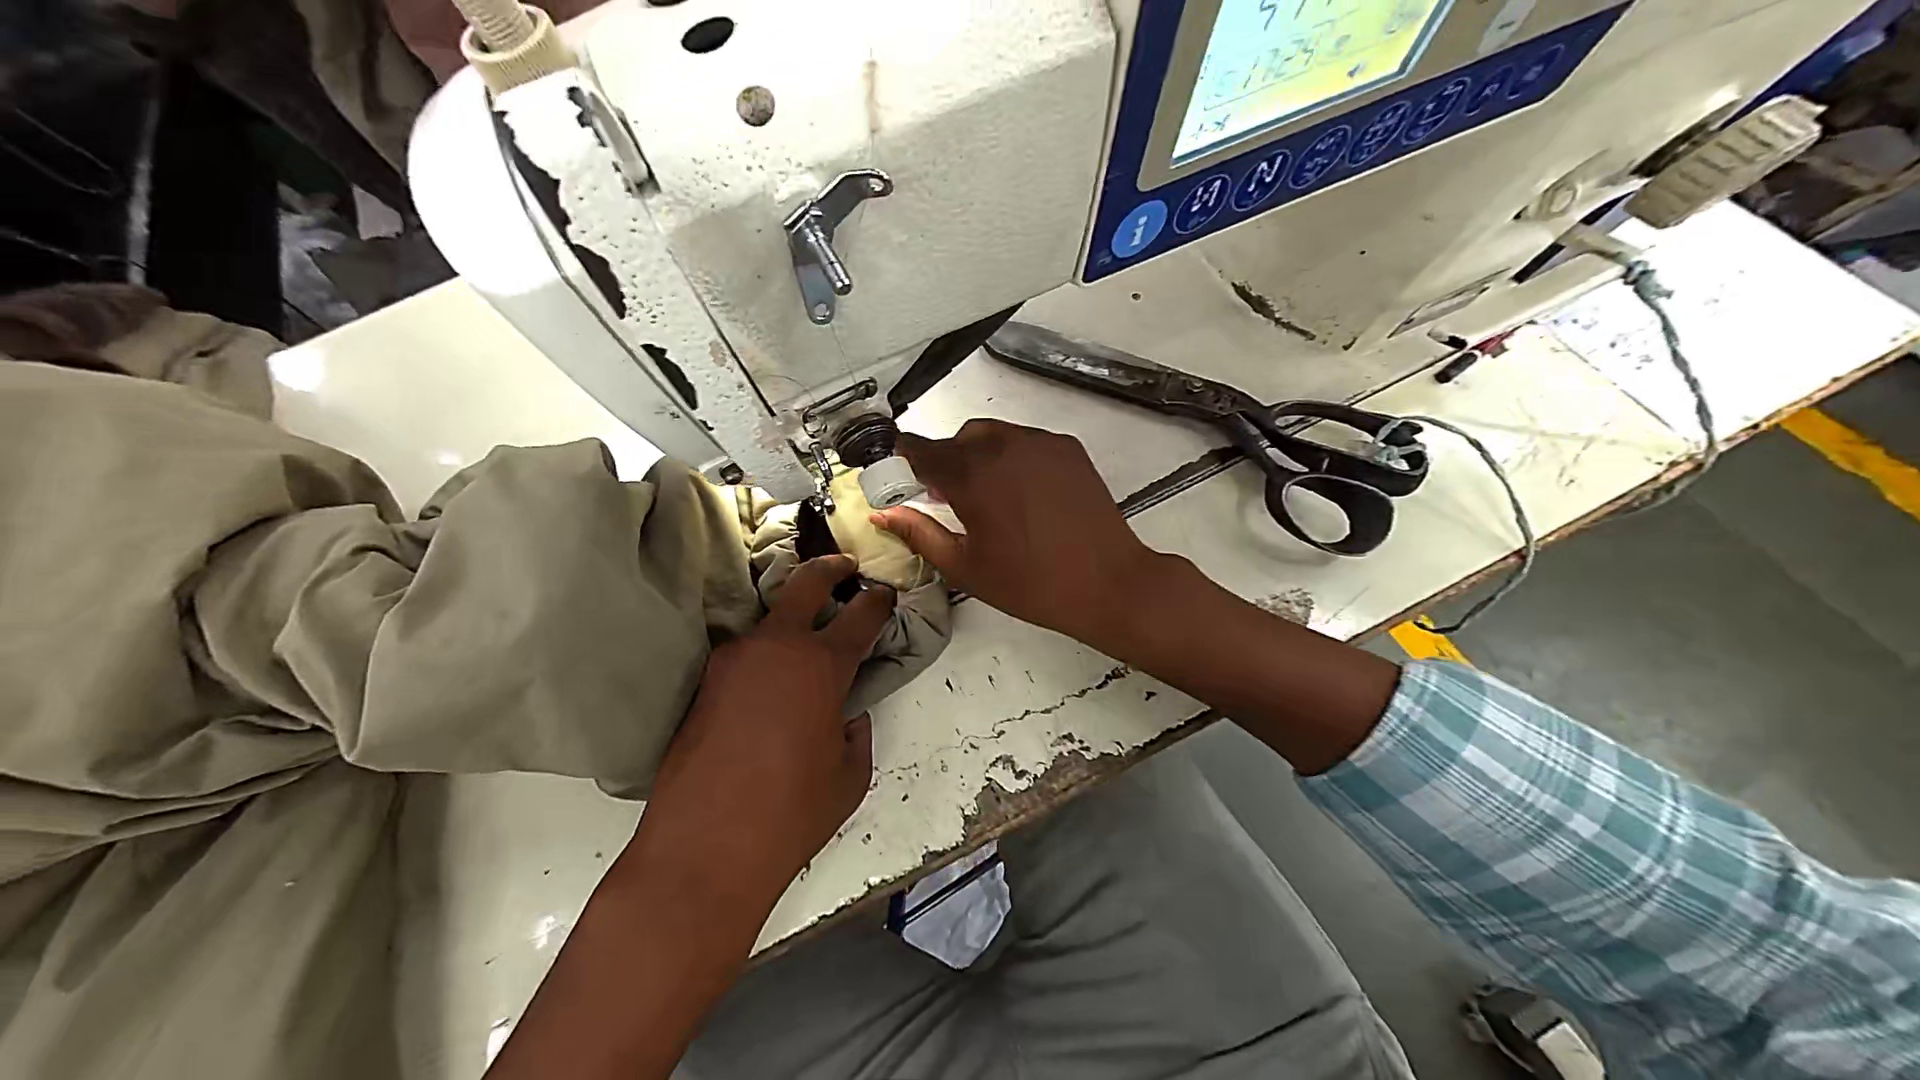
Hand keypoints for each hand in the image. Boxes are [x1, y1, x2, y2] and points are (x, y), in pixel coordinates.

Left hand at [634, 555, 894, 902]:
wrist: (704, 848)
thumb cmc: (790, 814)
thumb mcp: (849, 774)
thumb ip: (855, 732)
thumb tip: (845, 715)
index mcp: (821, 666)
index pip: (861, 615)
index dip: (878, 602)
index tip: (885, 595)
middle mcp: (775, 648)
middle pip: (807, 583)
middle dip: (832, 569)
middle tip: (846, 567)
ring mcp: (733, 661)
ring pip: (769, 620)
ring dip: (791, 618)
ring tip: (805, 637)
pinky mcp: (704, 682)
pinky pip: (744, 654)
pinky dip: (763, 655)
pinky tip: (769, 683)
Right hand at [872, 420, 1169, 646]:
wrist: (1108, 582)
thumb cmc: (1032, 583)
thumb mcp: (965, 566)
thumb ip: (919, 533)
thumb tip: (884, 514)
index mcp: (972, 477)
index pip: (922, 450)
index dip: (904, 458)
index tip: (899, 470)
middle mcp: (1004, 448)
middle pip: (957, 439)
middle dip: (944, 462)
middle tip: (947, 498)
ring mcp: (1040, 443)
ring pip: (993, 435)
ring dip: (978, 456)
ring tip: (987, 496)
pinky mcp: (1067, 448)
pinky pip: (1025, 441)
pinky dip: (1012, 457)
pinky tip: (1021, 493)